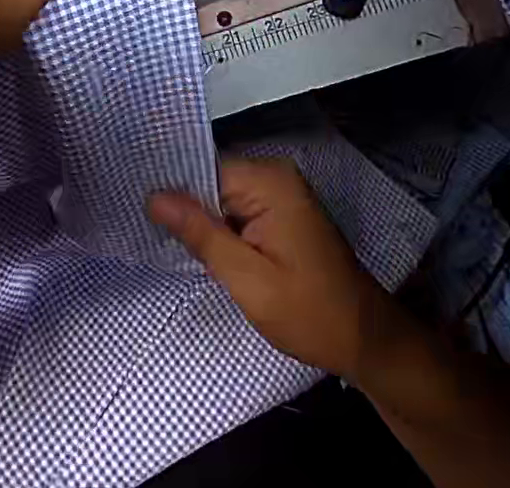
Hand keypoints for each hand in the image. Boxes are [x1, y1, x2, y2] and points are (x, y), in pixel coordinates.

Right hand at [149, 157, 405, 380]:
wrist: (365, 339)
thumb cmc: (309, 312)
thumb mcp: (248, 279)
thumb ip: (200, 233)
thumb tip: (154, 197)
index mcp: (269, 181)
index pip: (203, 169)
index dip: (174, 192)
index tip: (143, 213)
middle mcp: (275, 174)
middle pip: (211, 180)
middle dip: (188, 210)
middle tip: (162, 241)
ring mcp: (280, 191)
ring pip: (221, 196)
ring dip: (204, 223)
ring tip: (182, 248)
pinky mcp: (281, 209)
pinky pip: (237, 207)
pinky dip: (222, 229)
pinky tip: (211, 252)